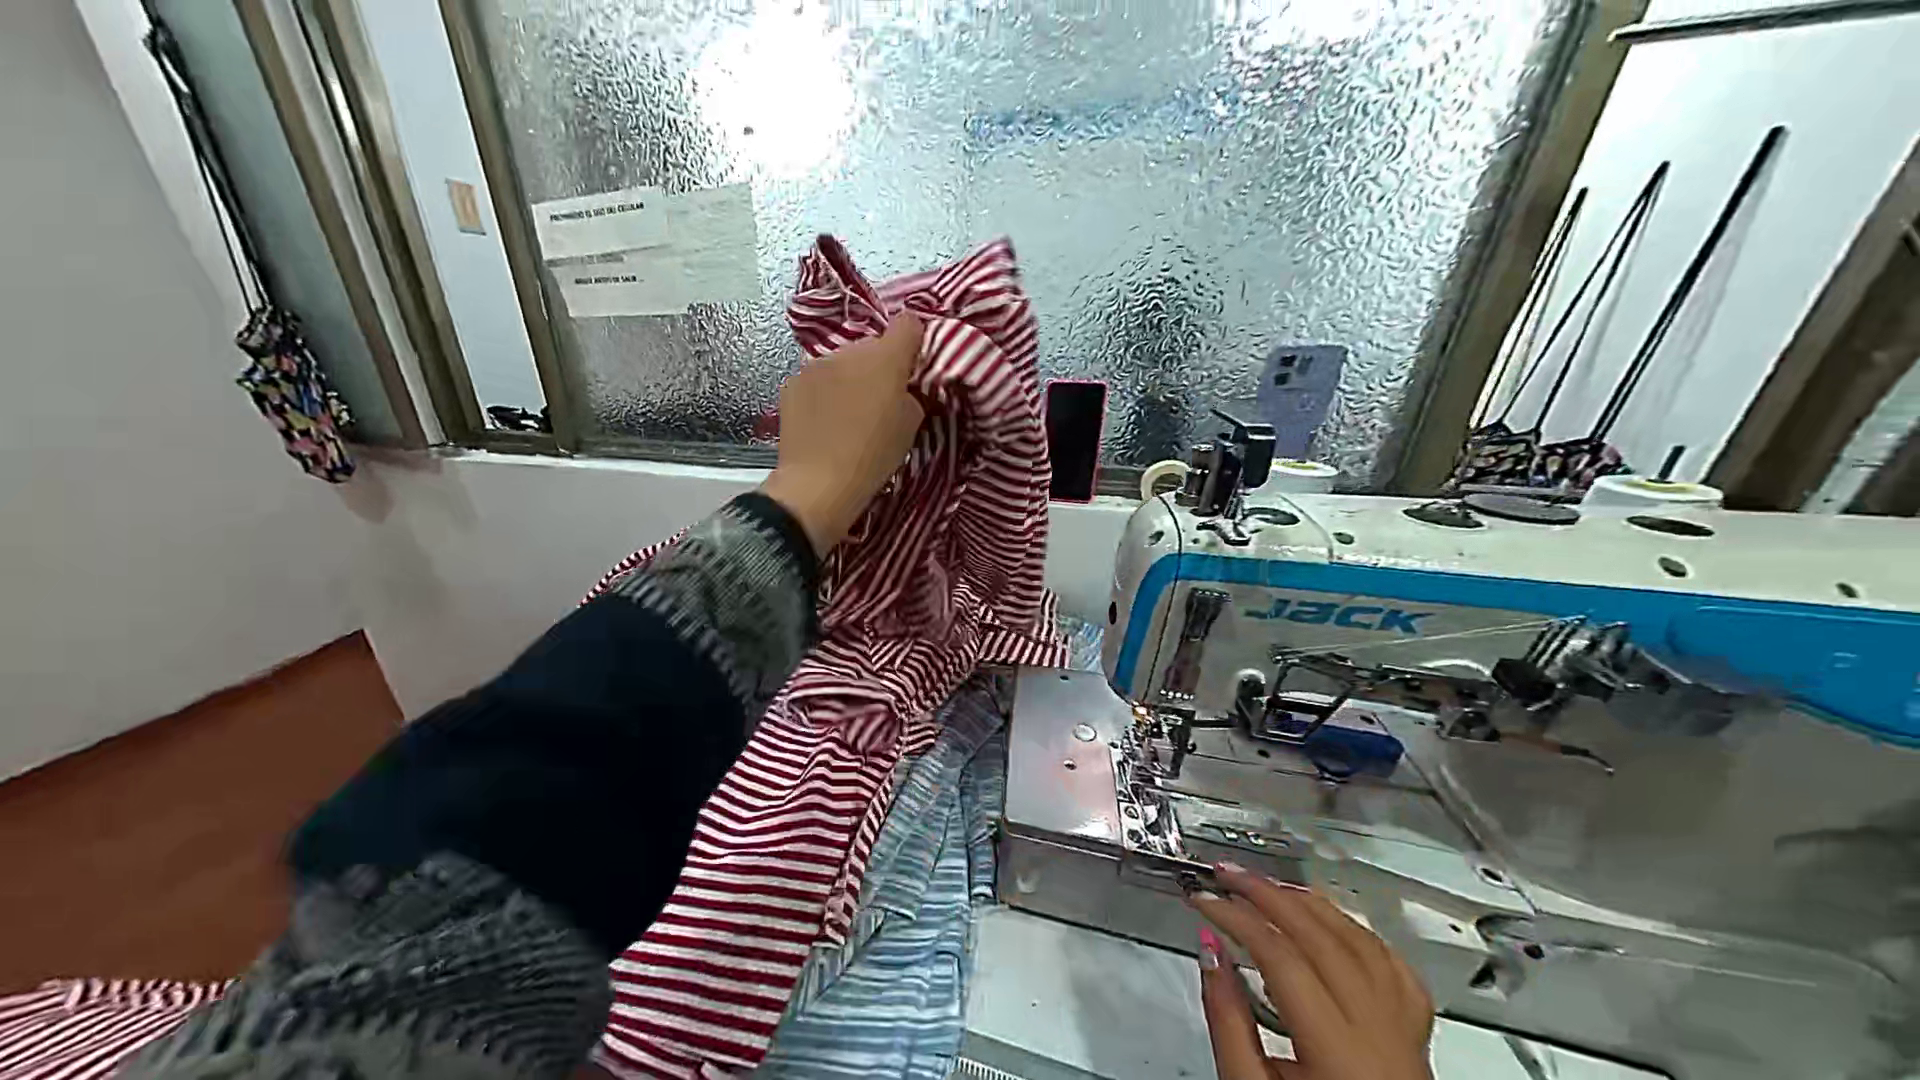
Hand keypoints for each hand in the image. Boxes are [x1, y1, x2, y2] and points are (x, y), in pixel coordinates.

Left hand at [760, 314, 924, 554]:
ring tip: (849, 414)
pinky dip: (825, 392)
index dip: (913, 341)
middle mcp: (849, 352)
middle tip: (880, 400)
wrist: (818, 484)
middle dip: (879, 366)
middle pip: (872, 346)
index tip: (913, 364)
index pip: (907, 324)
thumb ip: (912, 394)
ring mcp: (816, 365)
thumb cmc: (874, 457)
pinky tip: (824, 421)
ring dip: (850, 378)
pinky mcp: (792, 383)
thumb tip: (903, 387)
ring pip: (843, 362)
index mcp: (885, 359)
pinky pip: (818, 379)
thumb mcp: (911, 427)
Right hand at [1191, 863, 1434, 1079]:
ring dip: (1308, 901)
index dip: (1235, 917)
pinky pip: (1391, 964)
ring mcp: (1405, 1031)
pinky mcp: (1416, 1033)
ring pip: (1359, 940)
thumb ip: (1227, 1020)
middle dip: (1266, 894)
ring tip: (1269, 884)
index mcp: (1338, 1052)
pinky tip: (1332, 918)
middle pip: (1319, 935)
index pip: (1280, 955)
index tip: (1202, 900)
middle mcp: (1380, 1033)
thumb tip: (1210, 950)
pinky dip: (1357, 930)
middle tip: (1227, 874)